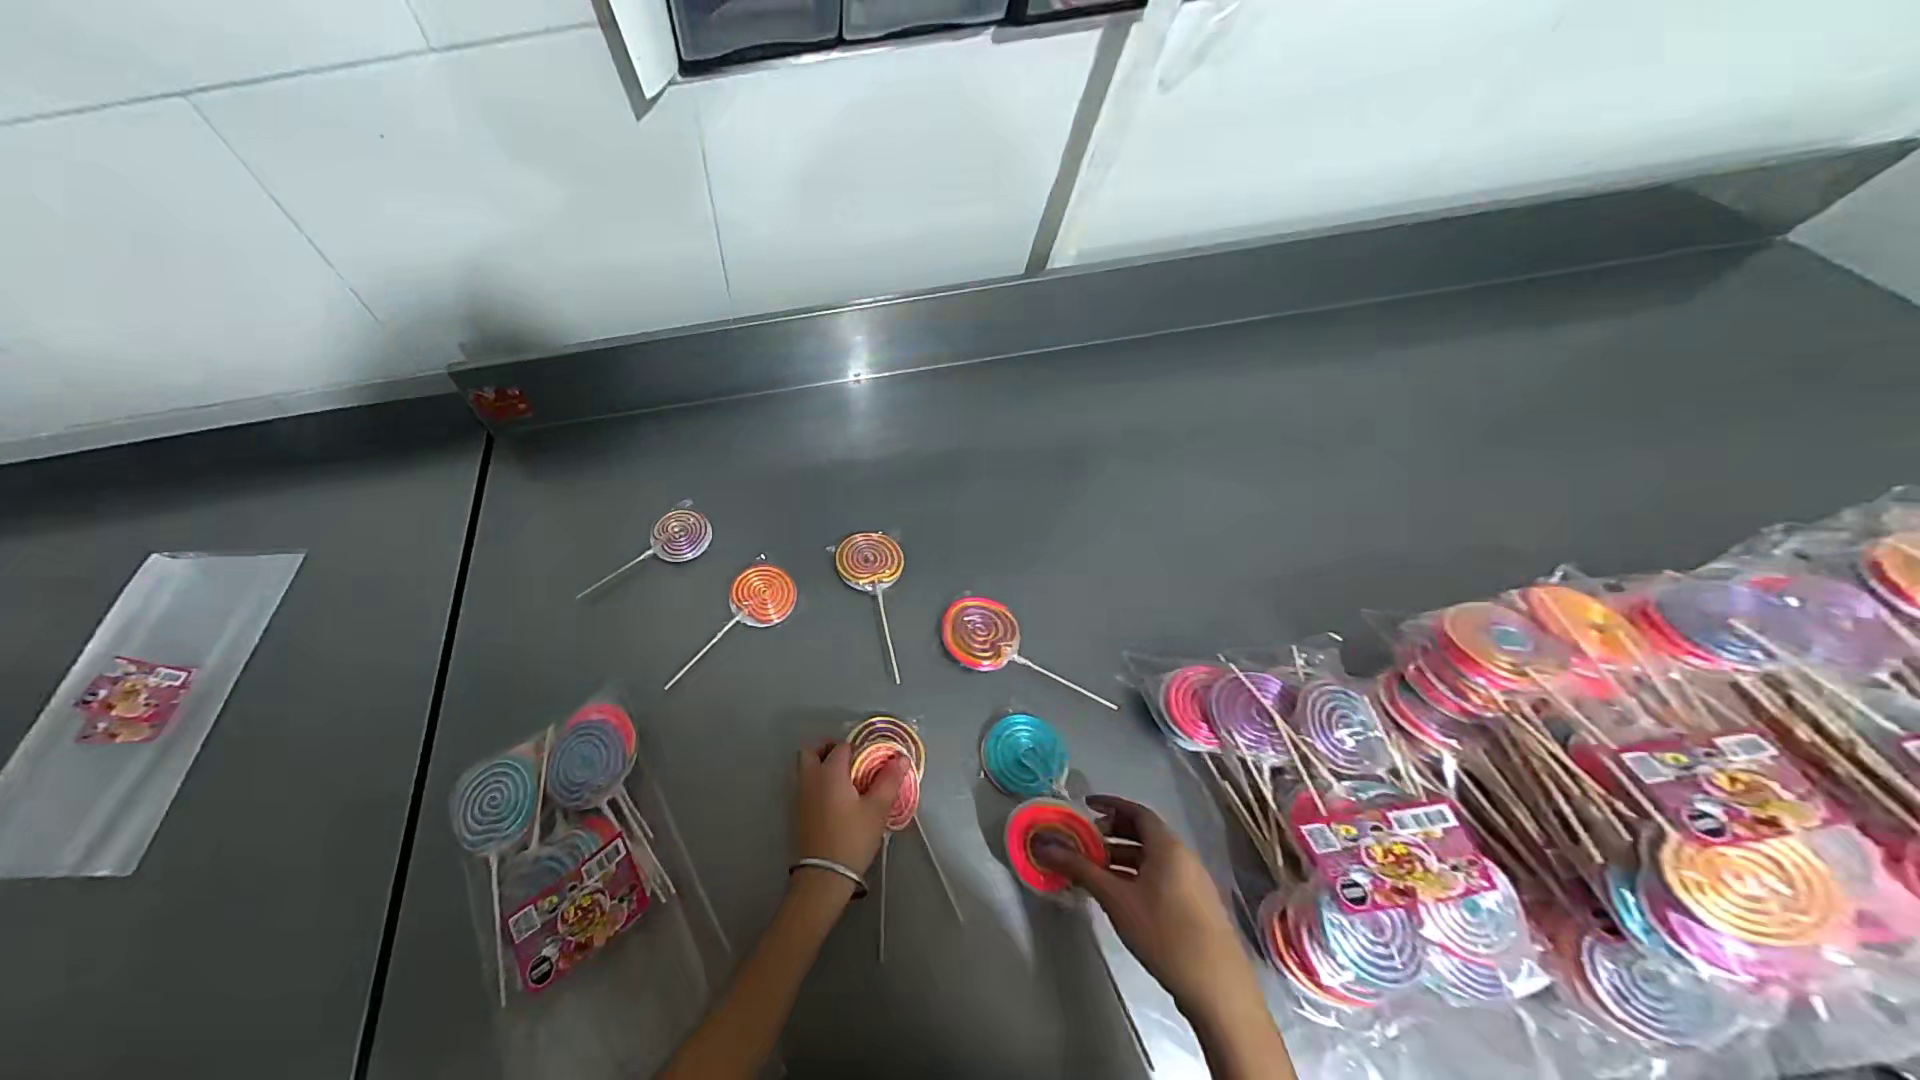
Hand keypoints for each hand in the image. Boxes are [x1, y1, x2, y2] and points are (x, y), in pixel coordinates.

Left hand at [794, 739, 904, 877]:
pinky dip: (816, 782)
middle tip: (850, 761)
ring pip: (805, 768)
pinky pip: (804, 785)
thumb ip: (889, 780)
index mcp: (829, 772)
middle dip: (829, 749)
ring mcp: (799, 796)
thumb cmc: (852, 838)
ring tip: (844, 781)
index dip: (859, 749)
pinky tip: (835, 800)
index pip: (842, 747)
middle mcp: (810, 779)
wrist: (823, 877)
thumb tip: (901, 758)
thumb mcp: (877, 808)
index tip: (872, 762)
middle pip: (812, 751)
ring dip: (820, 765)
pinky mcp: (797, 812)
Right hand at [1034, 795, 1257, 1013]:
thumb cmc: (1164, 932)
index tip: (1085, 806)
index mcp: (1167, 845)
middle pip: (1144, 833)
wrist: (1217, 987)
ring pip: (1152, 857)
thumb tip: (1045, 846)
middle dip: (1112, 834)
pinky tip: (1120, 897)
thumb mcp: (1116, 899)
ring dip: (1122, 858)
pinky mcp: (1196, 905)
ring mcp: (1193, 881)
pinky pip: (1161, 876)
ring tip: (1094, 872)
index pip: (1136, 811)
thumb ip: (1080, 869)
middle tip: (1084, 842)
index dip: (1110, 805)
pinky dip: (1137, 876)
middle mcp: (1183, 856)